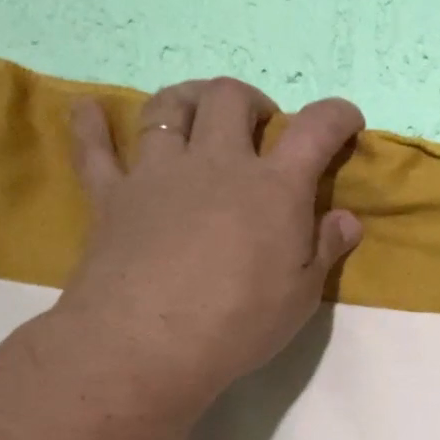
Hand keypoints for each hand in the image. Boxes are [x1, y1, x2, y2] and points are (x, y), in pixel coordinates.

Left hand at [54, 77, 365, 408]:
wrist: (148, 341)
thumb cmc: (242, 321)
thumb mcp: (303, 294)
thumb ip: (326, 248)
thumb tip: (345, 218)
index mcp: (275, 188)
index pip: (313, 131)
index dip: (336, 116)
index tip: (348, 118)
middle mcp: (217, 163)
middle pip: (230, 99)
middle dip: (252, 102)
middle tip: (262, 125)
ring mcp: (158, 172)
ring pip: (168, 107)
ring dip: (188, 99)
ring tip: (199, 114)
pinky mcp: (111, 193)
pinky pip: (94, 147)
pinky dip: (91, 124)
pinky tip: (91, 110)